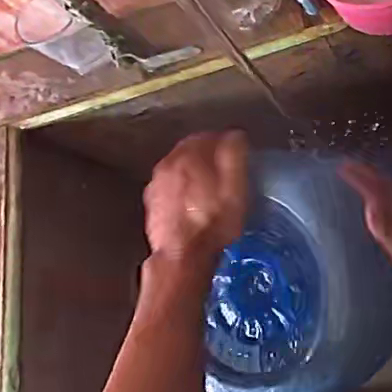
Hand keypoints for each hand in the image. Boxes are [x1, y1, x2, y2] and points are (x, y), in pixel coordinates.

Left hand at [144, 131, 247, 264]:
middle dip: (209, 150)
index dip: (226, 140)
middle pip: (190, 148)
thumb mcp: (235, 188)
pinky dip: (183, 183)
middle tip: (226, 161)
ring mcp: (157, 184)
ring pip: (179, 165)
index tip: (237, 147)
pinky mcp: (153, 202)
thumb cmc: (213, 222)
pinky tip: (194, 198)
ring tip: (212, 180)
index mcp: (189, 157)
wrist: (182, 255)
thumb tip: (234, 135)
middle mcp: (168, 165)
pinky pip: (171, 183)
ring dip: (194, 167)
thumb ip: (234, 157)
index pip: (209, 135)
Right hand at [340, 161, 391, 297]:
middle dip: (367, 172)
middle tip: (350, 164)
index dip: (360, 178)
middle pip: (385, 185)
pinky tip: (388, 194)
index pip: (376, 191)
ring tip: (365, 173)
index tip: (344, 167)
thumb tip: (370, 208)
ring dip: (378, 178)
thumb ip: (387, 231)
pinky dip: (389, 189)